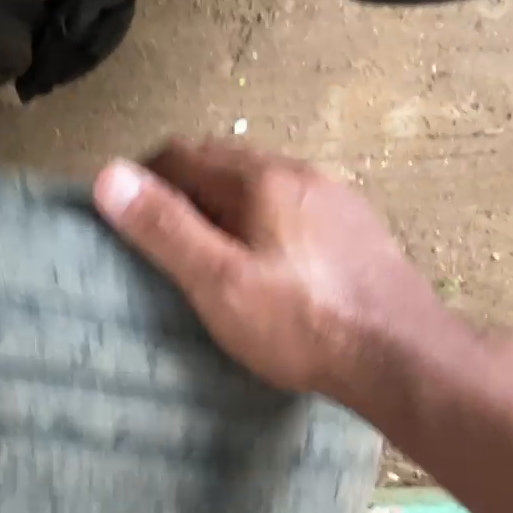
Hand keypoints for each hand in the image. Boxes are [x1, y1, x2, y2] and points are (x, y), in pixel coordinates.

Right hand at [94, 138, 454, 403]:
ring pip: (253, 184)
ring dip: (215, 205)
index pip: (180, 154)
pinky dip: (251, 220)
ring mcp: (332, 198)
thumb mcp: (215, 280)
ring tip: (197, 255)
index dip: (140, 180)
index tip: (121, 220)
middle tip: (152, 241)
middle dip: (176, 190)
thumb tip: (107, 176)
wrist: (405, 358)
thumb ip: (162, 227)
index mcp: (261, 180)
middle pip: (218, 162)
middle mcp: (299, 174)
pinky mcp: (351, 227)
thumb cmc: (298, 323)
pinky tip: (255, 264)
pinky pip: (283, 206)